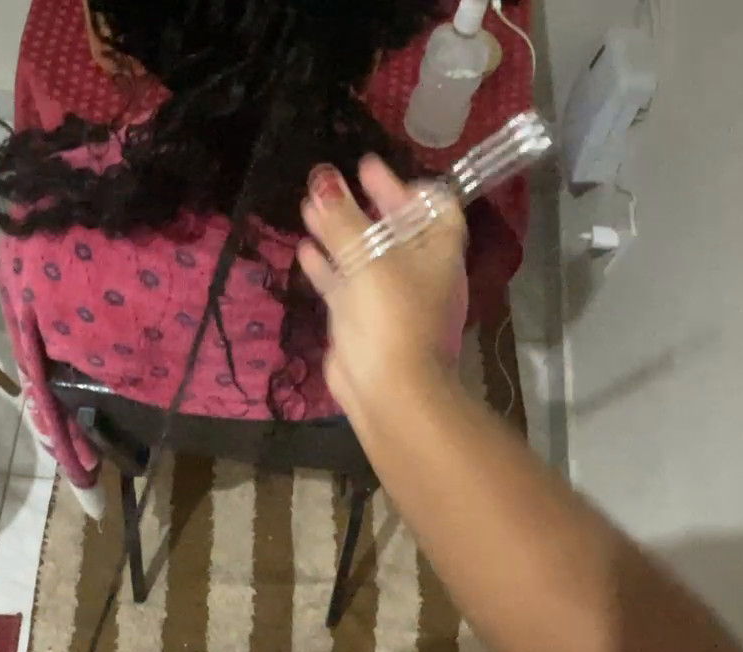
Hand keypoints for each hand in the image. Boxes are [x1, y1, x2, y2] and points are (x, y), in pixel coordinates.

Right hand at [298, 157, 468, 412]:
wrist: (388, 390)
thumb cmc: (391, 316)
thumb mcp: (370, 259)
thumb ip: (342, 219)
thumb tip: (322, 179)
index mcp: (437, 254)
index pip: (432, 207)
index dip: (404, 187)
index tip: (371, 170)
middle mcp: (418, 274)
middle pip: (393, 229)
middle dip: (362, 205)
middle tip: (332, 180)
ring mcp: (389, 300)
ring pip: (363, 256)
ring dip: (338, 232)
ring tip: (309, 207)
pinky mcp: (362, 323)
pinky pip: (344, 285)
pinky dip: (326, 266)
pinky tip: (304, 249)